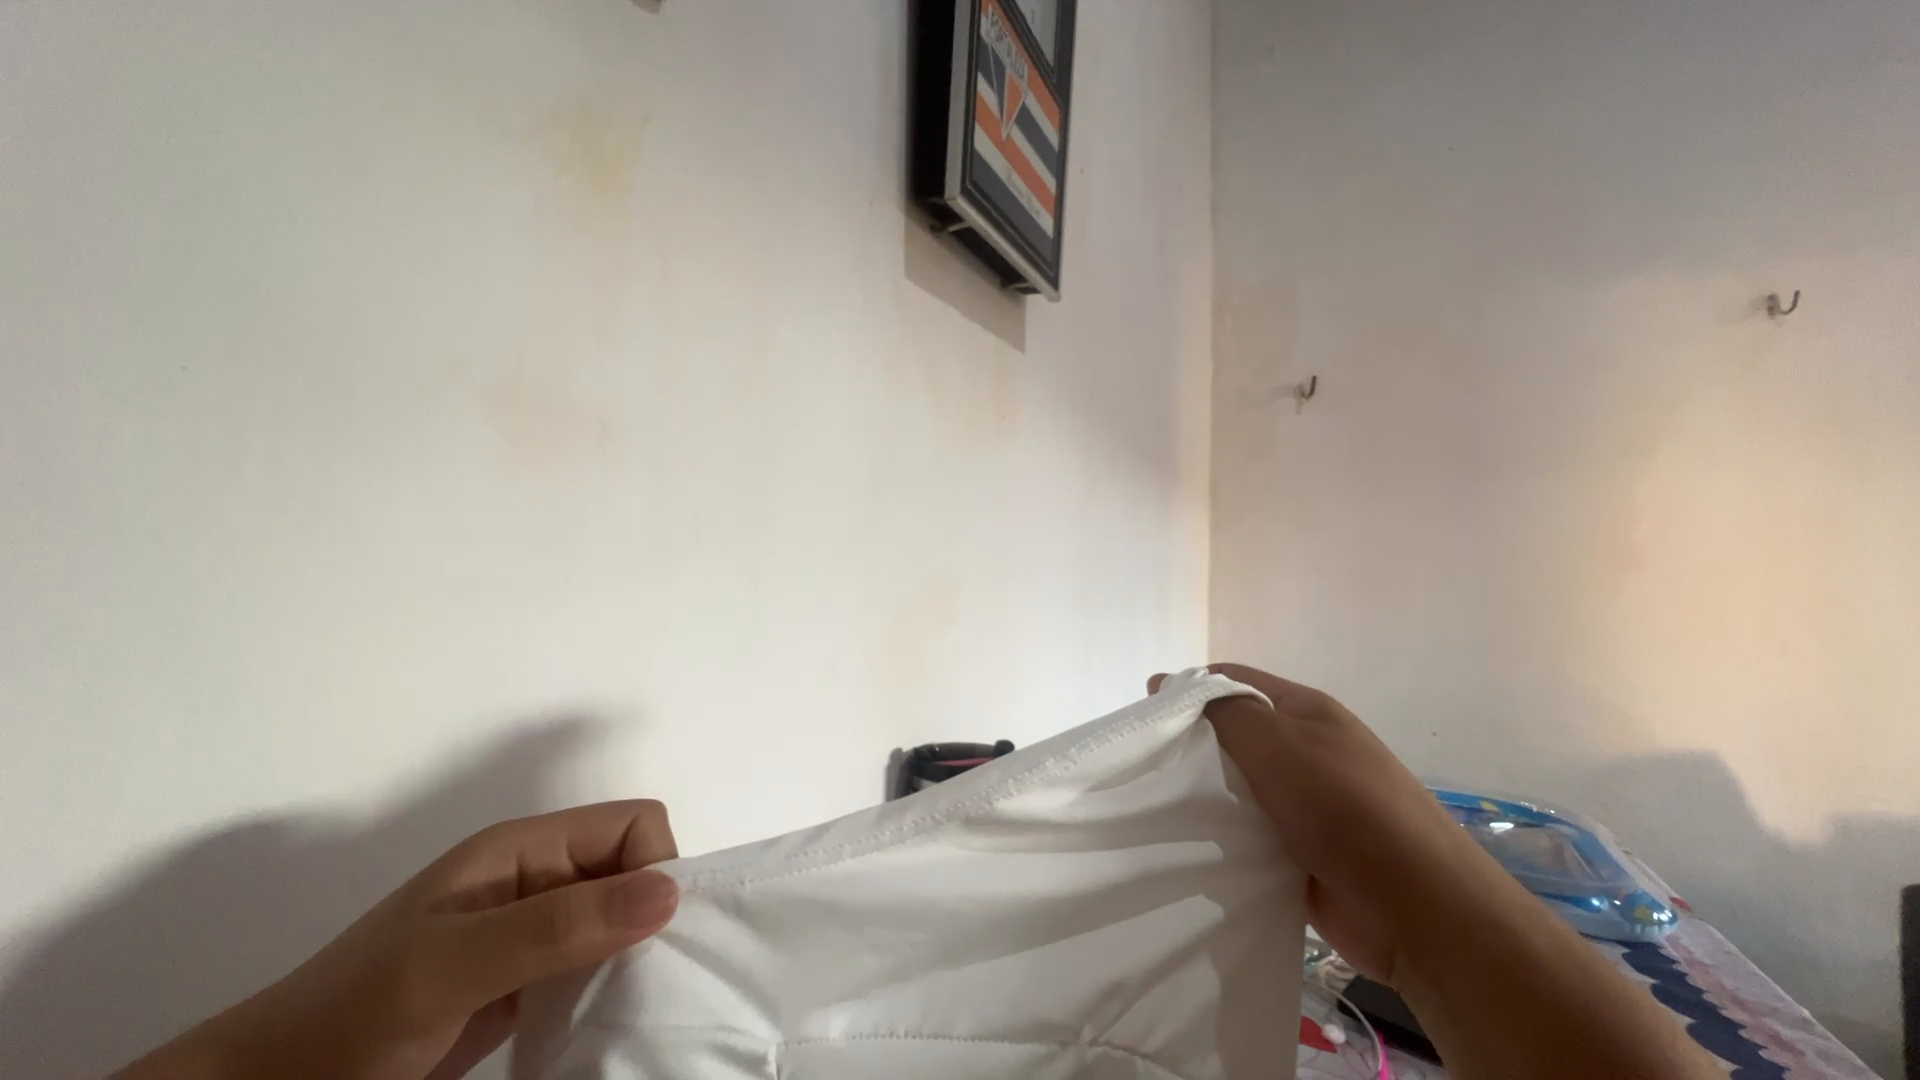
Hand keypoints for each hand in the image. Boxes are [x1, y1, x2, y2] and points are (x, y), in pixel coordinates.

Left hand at [113, 801, 680, 1079]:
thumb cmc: (354, 1013)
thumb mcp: (451, 966)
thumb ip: (556, 926)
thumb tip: (670, 892)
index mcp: (524, 848)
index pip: (634, 825)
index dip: (655, 869)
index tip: (645, 938)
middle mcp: (538, 878)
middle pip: (636, 869)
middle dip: (651, 917)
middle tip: (642, 983)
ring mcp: (533, 931)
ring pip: (622, 919)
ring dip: (635, 957)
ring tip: (626, 1007)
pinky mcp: (529, 979)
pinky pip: (598, 964)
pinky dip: (612, 988)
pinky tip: (604, 1022)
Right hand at [1153, 664, 1497, 983]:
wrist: (1417, 908)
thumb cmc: (1344, 807)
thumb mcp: (1277, 742)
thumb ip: (1222, 711)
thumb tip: (1169, 682)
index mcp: (1305, 713)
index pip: (1233, 682)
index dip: (1188, 689)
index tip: (1142, 713)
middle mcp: (1306, 752)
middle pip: (1233, 737)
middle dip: (1190, 747)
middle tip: (1142, 765)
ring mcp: (1305, 806)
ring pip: (1237, 790)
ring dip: (1203, 798)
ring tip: (1152, 807)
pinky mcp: (1299, 854)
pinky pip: (1247, 836)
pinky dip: (1221, 839)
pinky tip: (1186, 847)